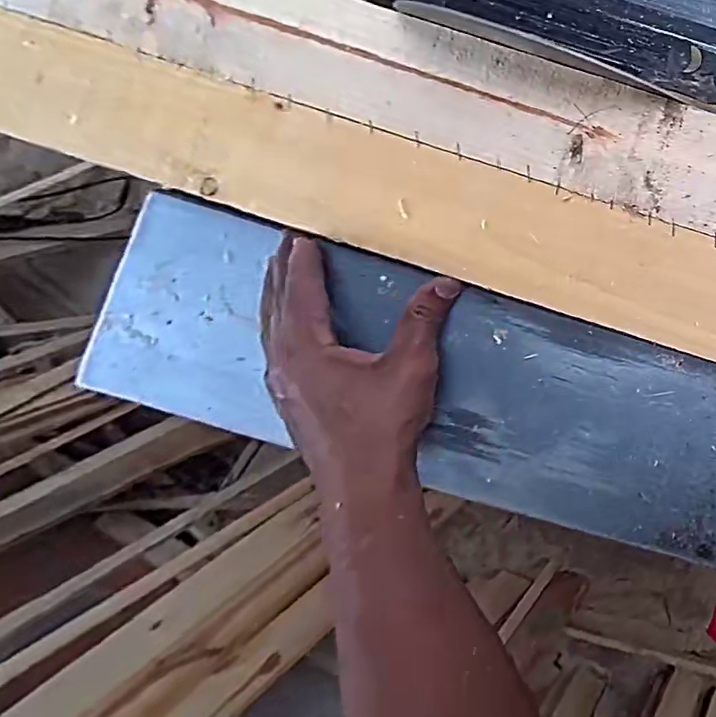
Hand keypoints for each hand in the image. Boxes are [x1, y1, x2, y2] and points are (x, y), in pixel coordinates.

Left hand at [260, 234, 460, 499]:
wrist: (361, 479)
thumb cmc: (383, 422)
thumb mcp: (411, 366)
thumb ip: (422, 322)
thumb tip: (444, 284)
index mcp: (305, 351)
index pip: (301, 296)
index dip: (303, 265)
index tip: (300, 237)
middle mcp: (284, 363)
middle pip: (276, 308)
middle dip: (280, 274)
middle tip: (285, 245)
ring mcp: (282, 384)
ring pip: (272, 328)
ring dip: (278, 297)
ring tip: (283, 276)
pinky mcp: (292, 398)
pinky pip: (278, 346)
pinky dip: (282, 322)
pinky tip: (292, 329)